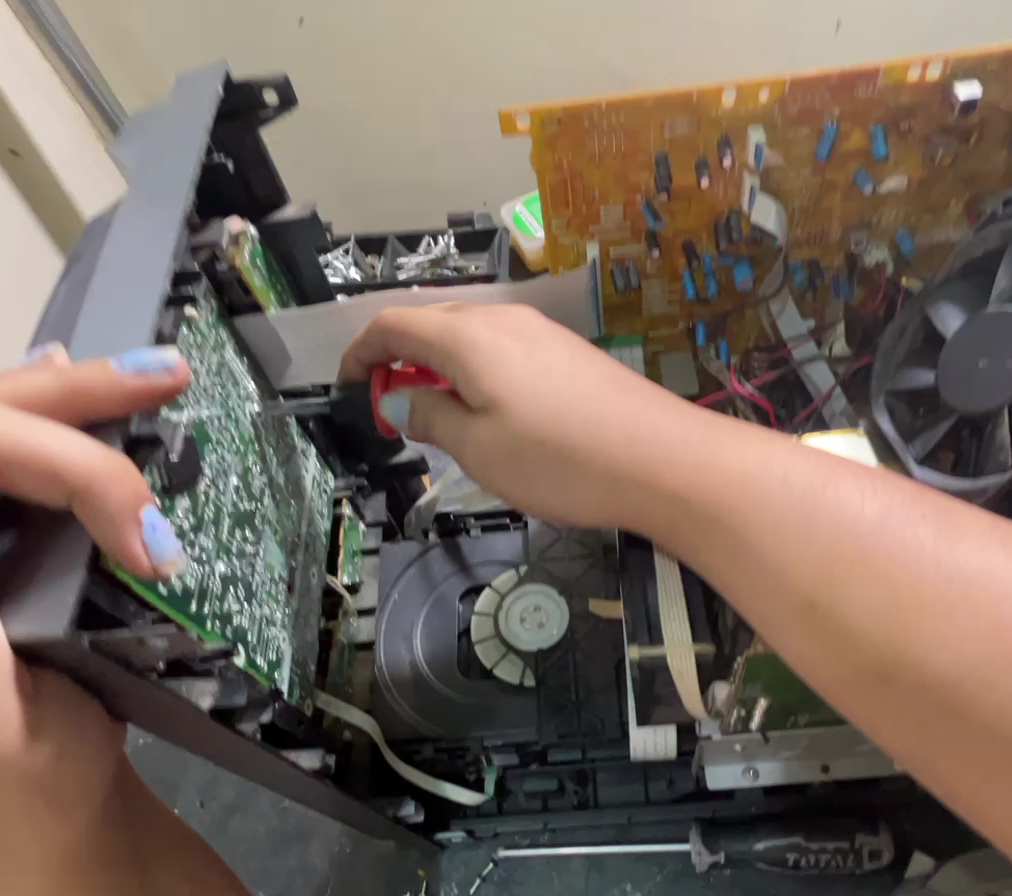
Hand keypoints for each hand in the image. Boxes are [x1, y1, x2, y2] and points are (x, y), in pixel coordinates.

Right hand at [339, 304, 708, 528]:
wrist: (663, 461)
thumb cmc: (562, 460)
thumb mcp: (480, 449)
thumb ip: (431, 418)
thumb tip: (399, 400)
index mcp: (468, 337)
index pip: (392, 324)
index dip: (360, 353)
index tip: (348, 388)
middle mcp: (503, 319)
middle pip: (430, 323)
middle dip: (398, 360)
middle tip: (392, 411)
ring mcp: (541, 332)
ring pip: (469, 337)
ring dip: (438, 368)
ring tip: (437, 416)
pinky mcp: (568, 353)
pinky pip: (503, 350)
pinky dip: (476, 372)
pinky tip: (488, 411)